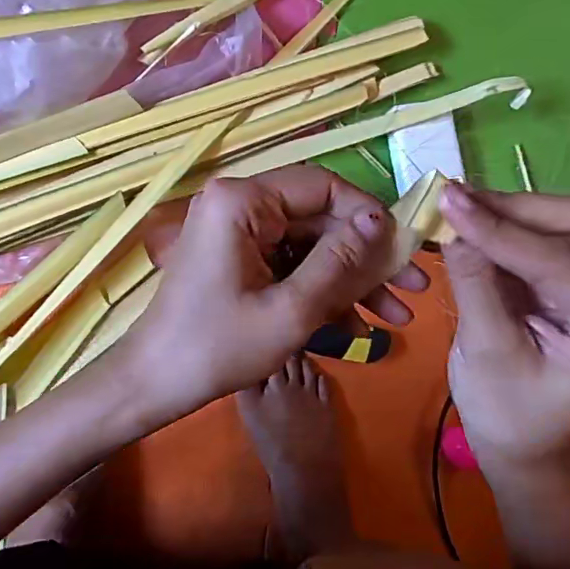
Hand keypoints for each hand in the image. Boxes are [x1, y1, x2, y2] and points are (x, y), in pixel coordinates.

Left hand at [118, 166, 428, 422]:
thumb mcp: (291, 309)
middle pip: (318, 218)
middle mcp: (236, 204)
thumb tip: (382, 222)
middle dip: (366, 256)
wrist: (156, 382)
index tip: (404, 249)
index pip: (322, 186)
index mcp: (241, 201)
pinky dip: (319, 289)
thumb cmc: (217, 346)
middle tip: (413, 288)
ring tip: (396, 316)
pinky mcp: (236, 257)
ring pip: (309, 245)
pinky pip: (288, 263)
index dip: (369, 215)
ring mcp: (234, 231)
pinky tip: (356, 326)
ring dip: (350, 279)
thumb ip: (340, 262)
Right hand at [439, 184, 569, 471]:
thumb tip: (454, 220)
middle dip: (519, 210)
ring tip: (461, 209)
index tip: (448, 200)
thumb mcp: (485, 352)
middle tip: (458, 201)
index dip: (502, 231)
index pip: (567, 266)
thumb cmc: (508, 413)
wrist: (524, 438)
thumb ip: (475, 283)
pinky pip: (564, 234)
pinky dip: (516, 225)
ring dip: (516, 211)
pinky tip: (478, 220)